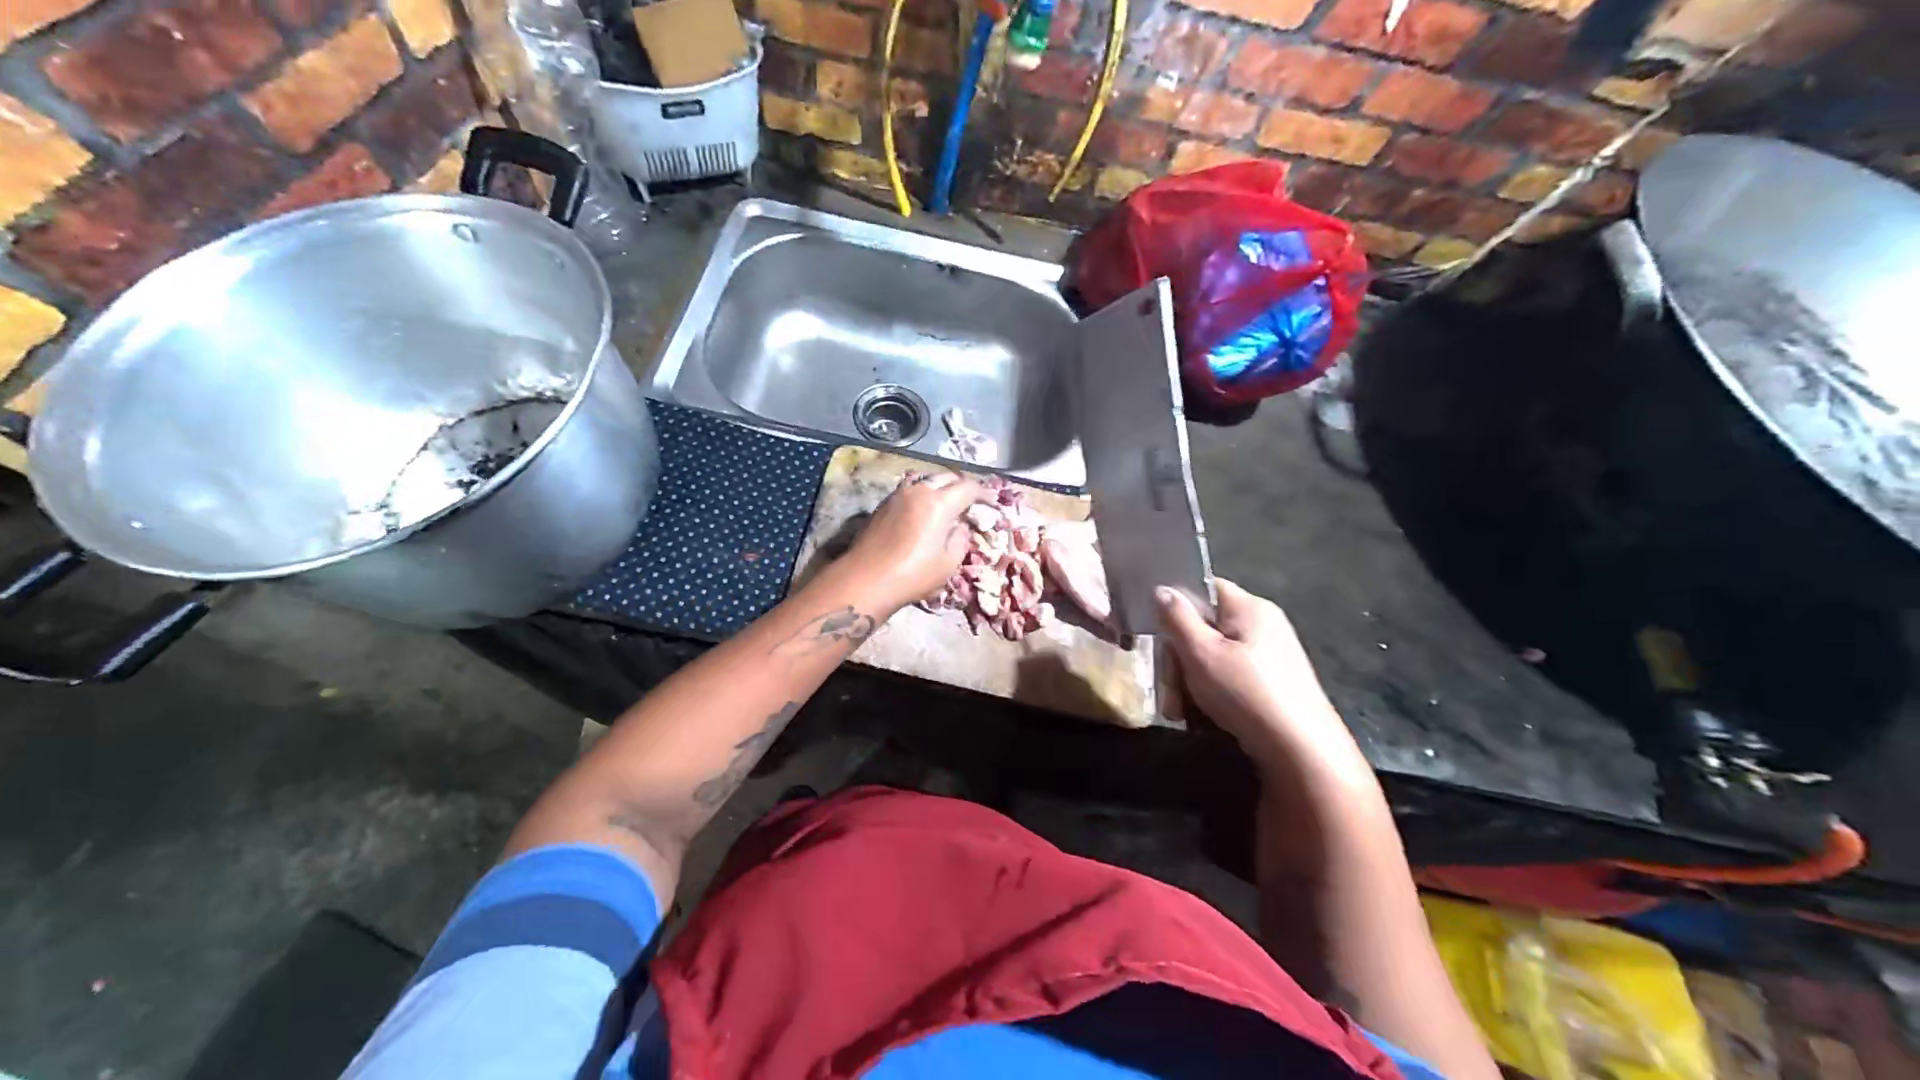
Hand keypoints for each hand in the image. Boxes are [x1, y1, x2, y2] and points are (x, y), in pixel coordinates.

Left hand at [839, 472, 983, 610]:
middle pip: (946, 477)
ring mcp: (897, 496)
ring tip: (948, 504)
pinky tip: (924, 512)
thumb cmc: (912, 575)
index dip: (984, 493)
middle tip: (971, 501)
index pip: (968, 487)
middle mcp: (919, 491)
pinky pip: (910, 492)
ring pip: (926, 481)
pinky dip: (923, 496)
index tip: (992, 502)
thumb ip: (960, 539)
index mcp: (939, 503)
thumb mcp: (948, 563)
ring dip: (940, 488)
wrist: (865, 580)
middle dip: (962, 486)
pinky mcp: (883, 505)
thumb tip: (960, 527)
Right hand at [1157, 578, 1369, 780]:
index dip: (1176, 604)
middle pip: (1205, 627)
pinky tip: (1201, 717)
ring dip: (1190, 680)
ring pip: (1213, 656)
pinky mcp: (1273, 684)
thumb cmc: (1246, 693)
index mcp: (1251, 607)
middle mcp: (1264, 625)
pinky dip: (1212, 693)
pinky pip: (1230, 677)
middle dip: (1179, 657)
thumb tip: (1161, 589)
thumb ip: (1177, 618)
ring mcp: (1271, 656)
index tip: (1155, 630)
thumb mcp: (1201, 653)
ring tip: (1180, 709)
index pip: (1204, 587)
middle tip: (1168, 686)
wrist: (1301, 751)